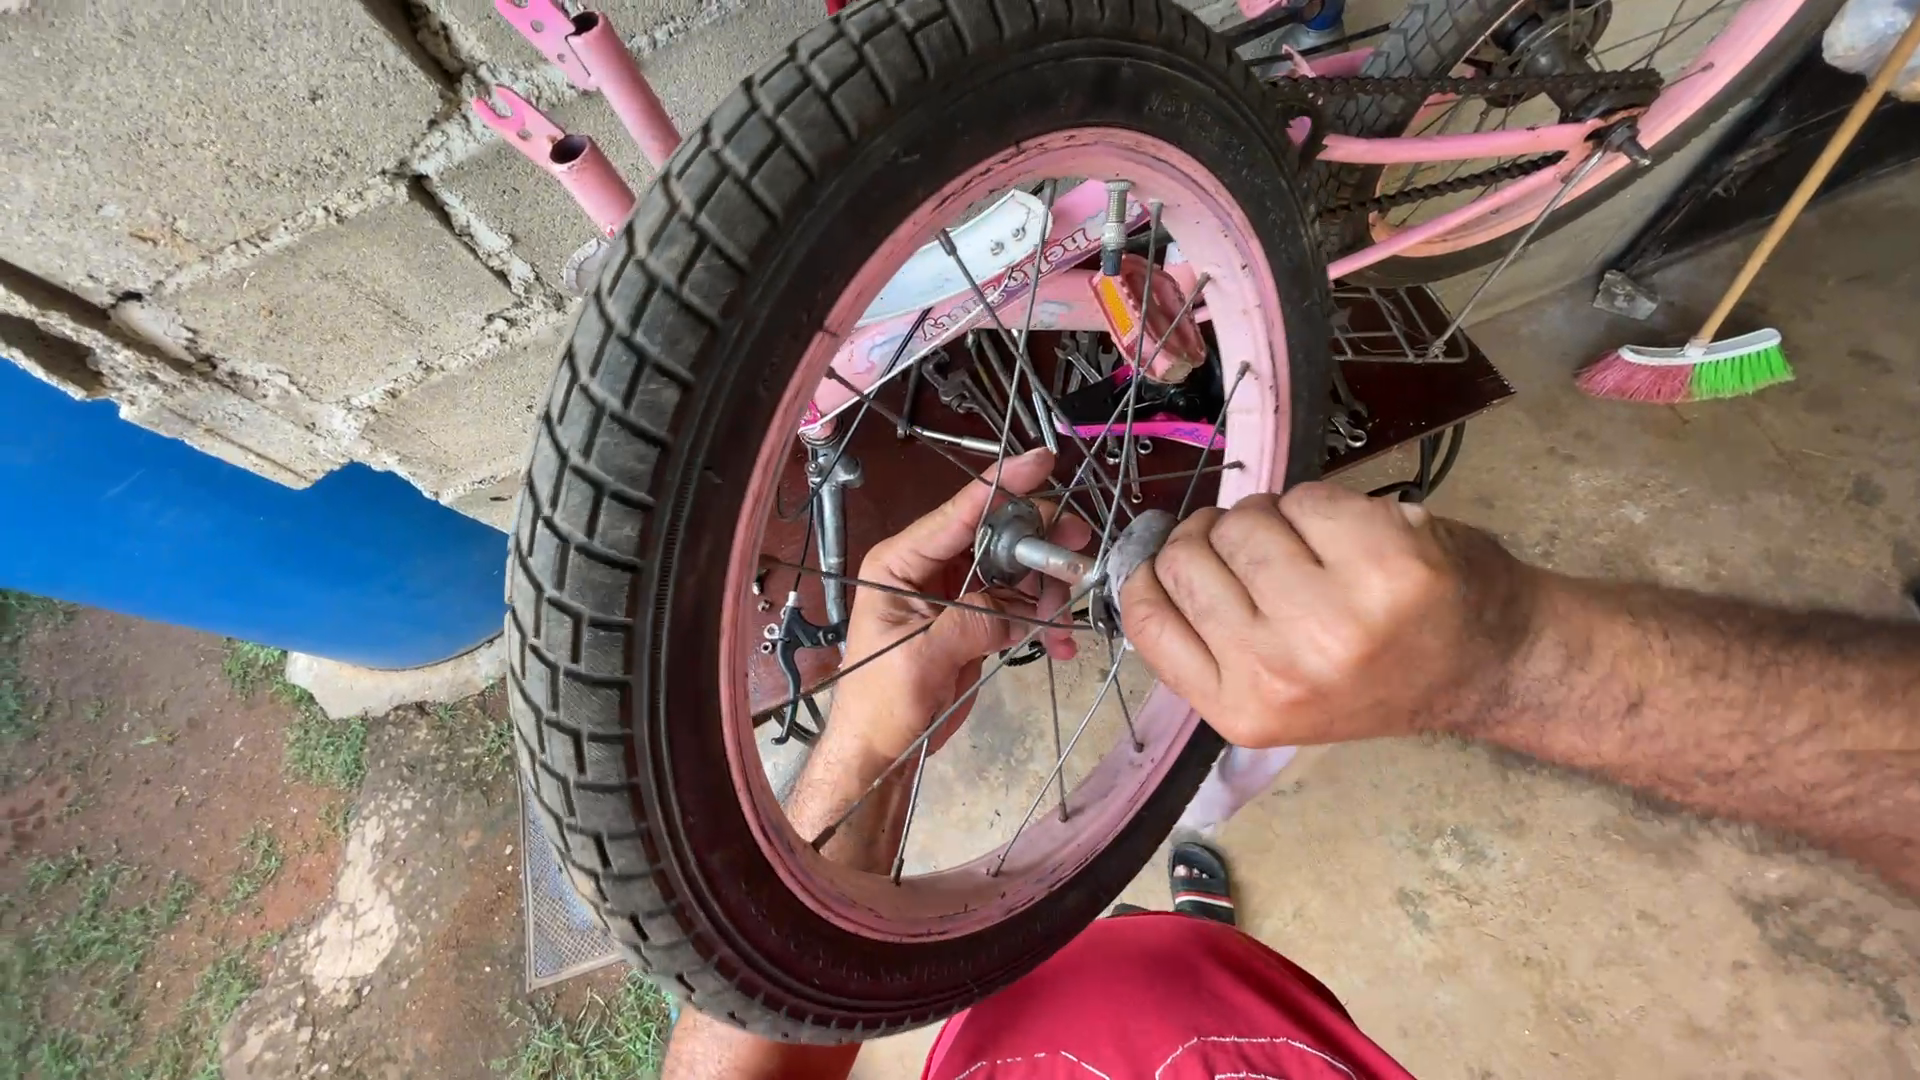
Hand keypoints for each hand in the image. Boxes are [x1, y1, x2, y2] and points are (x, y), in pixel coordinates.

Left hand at [832, 449, 1091, 760]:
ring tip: (1062, 624)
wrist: (883, 749)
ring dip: (1047, 593)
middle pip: (996, 538)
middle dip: (1039, 544)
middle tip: (1079, 551)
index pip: (957, 513)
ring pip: (1016, 572)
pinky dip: (1042, 621)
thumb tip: (1017, 608)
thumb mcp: (920, 656)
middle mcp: (931, 569)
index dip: (1002, 484)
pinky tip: (1058, 644)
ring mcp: (957, 594)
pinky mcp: (977, 621)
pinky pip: (1020, 607)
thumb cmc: (881, 701)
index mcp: (902, 563)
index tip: (1043, 460)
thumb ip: (970, 620)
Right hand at [1119, 482, 1535, 746]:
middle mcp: (1278, 671)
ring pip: (1241, 521)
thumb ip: (1203, 644)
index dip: (1148, 572)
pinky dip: (1321, 504)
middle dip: (1212, 540)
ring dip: (1268, 518)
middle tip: (1257, 553)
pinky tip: (1352, 536)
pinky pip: (1303, 498)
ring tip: (1310, 549)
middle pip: (1184, 557)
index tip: (1180, 559)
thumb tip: (1144, 561)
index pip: (1144, 613)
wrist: (1495, 668)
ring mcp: (1333, 618)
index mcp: (1238, 708)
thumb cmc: (1371, 676)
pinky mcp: (1385, 564)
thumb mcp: (1269, 694)